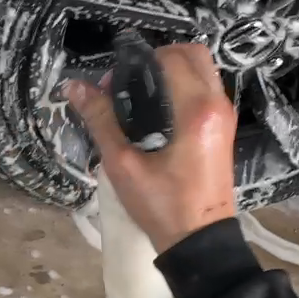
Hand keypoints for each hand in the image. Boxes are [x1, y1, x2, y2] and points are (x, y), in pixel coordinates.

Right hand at [64, 42, 238, 252]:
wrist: (200, 243)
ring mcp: (224, 117)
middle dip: (159, 58)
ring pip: (202, 71)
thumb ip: (100, 120)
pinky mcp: (223, 130)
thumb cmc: (162, 206)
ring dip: (172, 71)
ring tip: (140, 97)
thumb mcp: (123, 164)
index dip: (138, 61)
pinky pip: (205, 90)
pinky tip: (156, 114)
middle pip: (194, 54)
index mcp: (195, 110)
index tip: (113, 84)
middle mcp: (217, 106)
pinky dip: (183, 87)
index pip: (171, 58)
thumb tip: (74, 87)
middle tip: (130, 80)